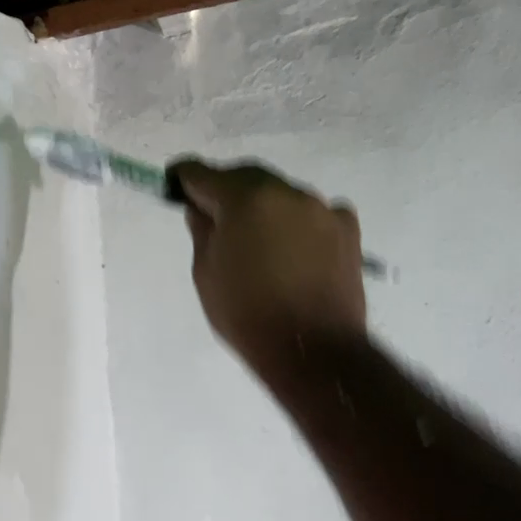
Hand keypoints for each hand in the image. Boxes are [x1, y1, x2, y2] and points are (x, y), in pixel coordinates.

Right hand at [170, 158, 366, 375]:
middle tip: (210, 214)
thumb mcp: (205, 272)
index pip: (203, 174)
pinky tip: (290, 248)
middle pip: (246, 177)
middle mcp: (285, 192)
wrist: (311, 347)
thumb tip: (202, 209)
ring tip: (253, 240)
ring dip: (262, 206)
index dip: (183, 178)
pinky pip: (312, 213)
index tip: (173, 184)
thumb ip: (203, 231)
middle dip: (225, 189)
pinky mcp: (347, 229)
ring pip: (280, 194)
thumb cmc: (245, 311)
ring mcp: (321, 208)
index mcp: (244, 199)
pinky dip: (296, 221)